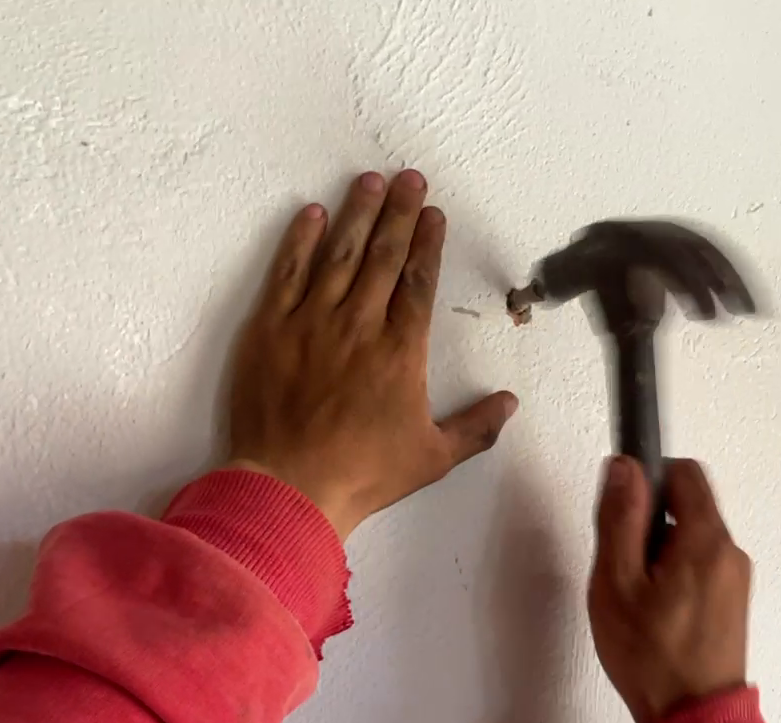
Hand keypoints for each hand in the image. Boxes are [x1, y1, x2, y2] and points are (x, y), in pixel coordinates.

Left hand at [225, 170, 518, 539]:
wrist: (290, 487)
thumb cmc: (363, 475)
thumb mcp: (432, 458)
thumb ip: (476, 428)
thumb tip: (510, 403)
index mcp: (400, 352)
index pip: (418, 283)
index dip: (426, 244)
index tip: (433, 214)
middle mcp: (359, 325)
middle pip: (381, 256)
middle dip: (398, 213)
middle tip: (408, 178)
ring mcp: (311, 323)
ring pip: (338, 255)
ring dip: (355, 214)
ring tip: (368, 181)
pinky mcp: (269, 330)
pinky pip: (287, 273)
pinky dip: (300, 241)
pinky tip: (311, 215)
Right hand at [589, 457, 751, 722]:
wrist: (691, 722)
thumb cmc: (647, 652)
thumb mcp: (616, 581)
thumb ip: (620, 518)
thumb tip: (625, 464)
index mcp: (707, 539)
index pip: (686, 472)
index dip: (649, 475)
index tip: (620, 508)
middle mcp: (731, 552)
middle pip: (688, 507)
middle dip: (649, 521)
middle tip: (618, 566)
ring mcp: (736, 581)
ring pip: (691, 540)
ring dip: (658, 552)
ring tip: (633, 597)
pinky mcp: (733, 605)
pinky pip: (700, 567)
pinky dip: (673, 574)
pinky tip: (652, 613)